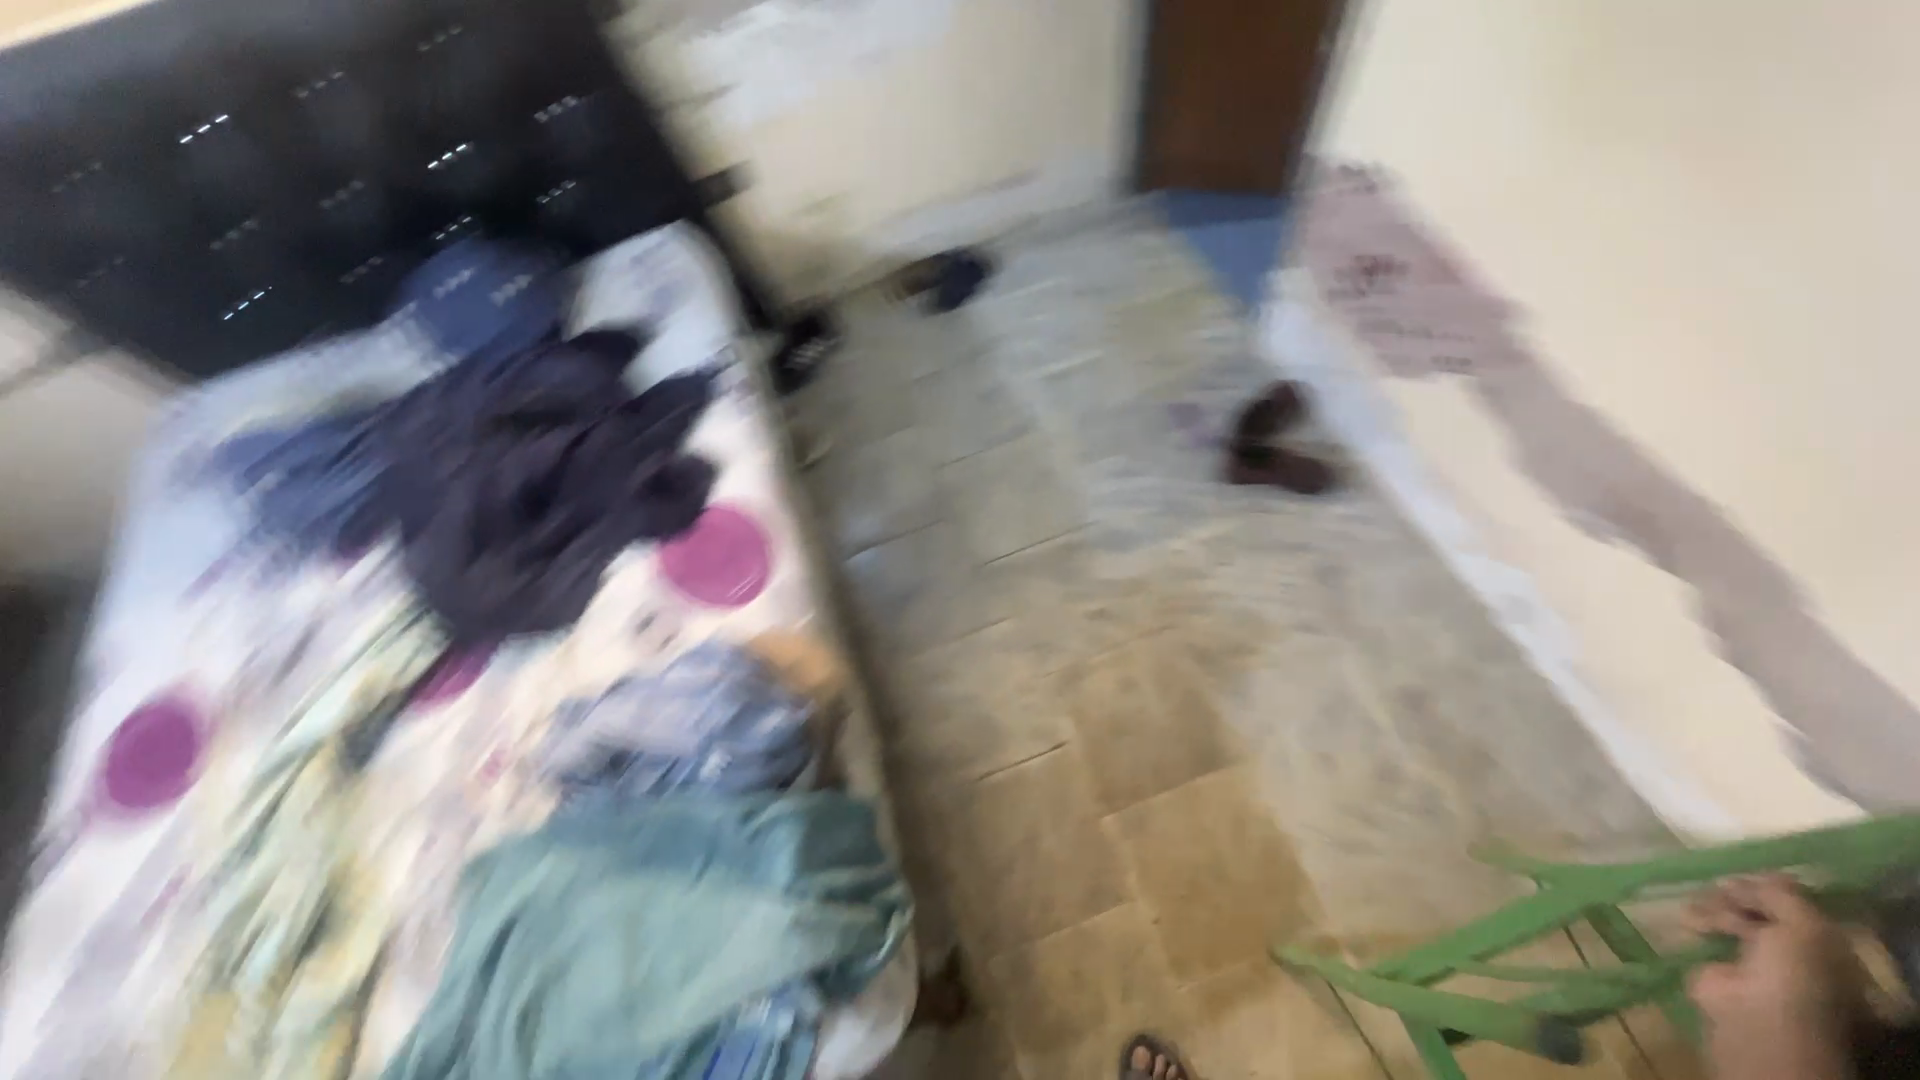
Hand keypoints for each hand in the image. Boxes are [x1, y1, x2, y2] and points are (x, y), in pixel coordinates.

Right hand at [1685, 875, 1858, 1079]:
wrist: (1756, 1014)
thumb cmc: (1794, 972)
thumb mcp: (1802, 926)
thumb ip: (1782, 895)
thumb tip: (1757, 873)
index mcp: (1818, 940)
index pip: (1794, 902)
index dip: (1771, 885)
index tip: (1747, 871)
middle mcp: (1788, 946)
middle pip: (1759, 906)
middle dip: (1738, 893)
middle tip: (1718, 886)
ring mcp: (1751, 954)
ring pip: (1729, 913)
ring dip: (1714, 905)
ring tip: (1700, 908)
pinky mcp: (1716, 960)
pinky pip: (1705, 929)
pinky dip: (1695, 919)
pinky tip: (1689, 918)